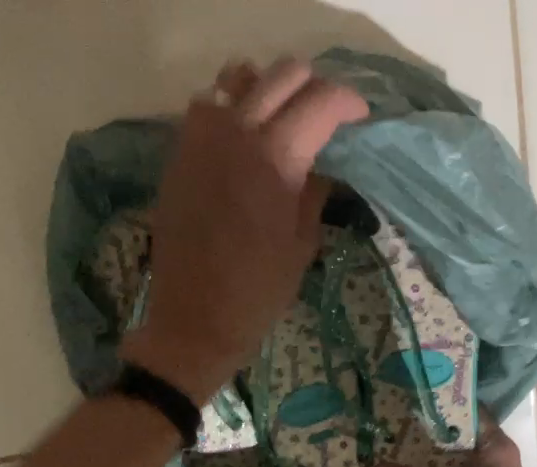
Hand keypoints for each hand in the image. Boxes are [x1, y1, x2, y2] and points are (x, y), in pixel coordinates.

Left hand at [121, 58, 368, 401]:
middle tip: (323, 116)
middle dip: (312, 87)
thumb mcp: (302, 246)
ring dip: (265, 89)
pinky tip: (241, 138)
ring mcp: (201, 140)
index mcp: (276, 159)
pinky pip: (205, 107)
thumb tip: (322, 164)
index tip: (358, 119)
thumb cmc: (257, 294)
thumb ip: (314, 193)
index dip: (348, 103)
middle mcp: (237, 134)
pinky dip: (229, 109)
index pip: (322, 101)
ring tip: (278, 118)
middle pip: (283, 75)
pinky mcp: (179, 156)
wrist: (193, 322)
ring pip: (238, 79)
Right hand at [378, 421, 536, 466]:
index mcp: (495, 448)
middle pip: (462, 438)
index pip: (469, 412)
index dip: (440, 406)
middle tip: (396, 431)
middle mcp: (502, 460)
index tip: (411, 404)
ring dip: (433, 463)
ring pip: (461, 463)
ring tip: (398, 457)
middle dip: (430, 436)